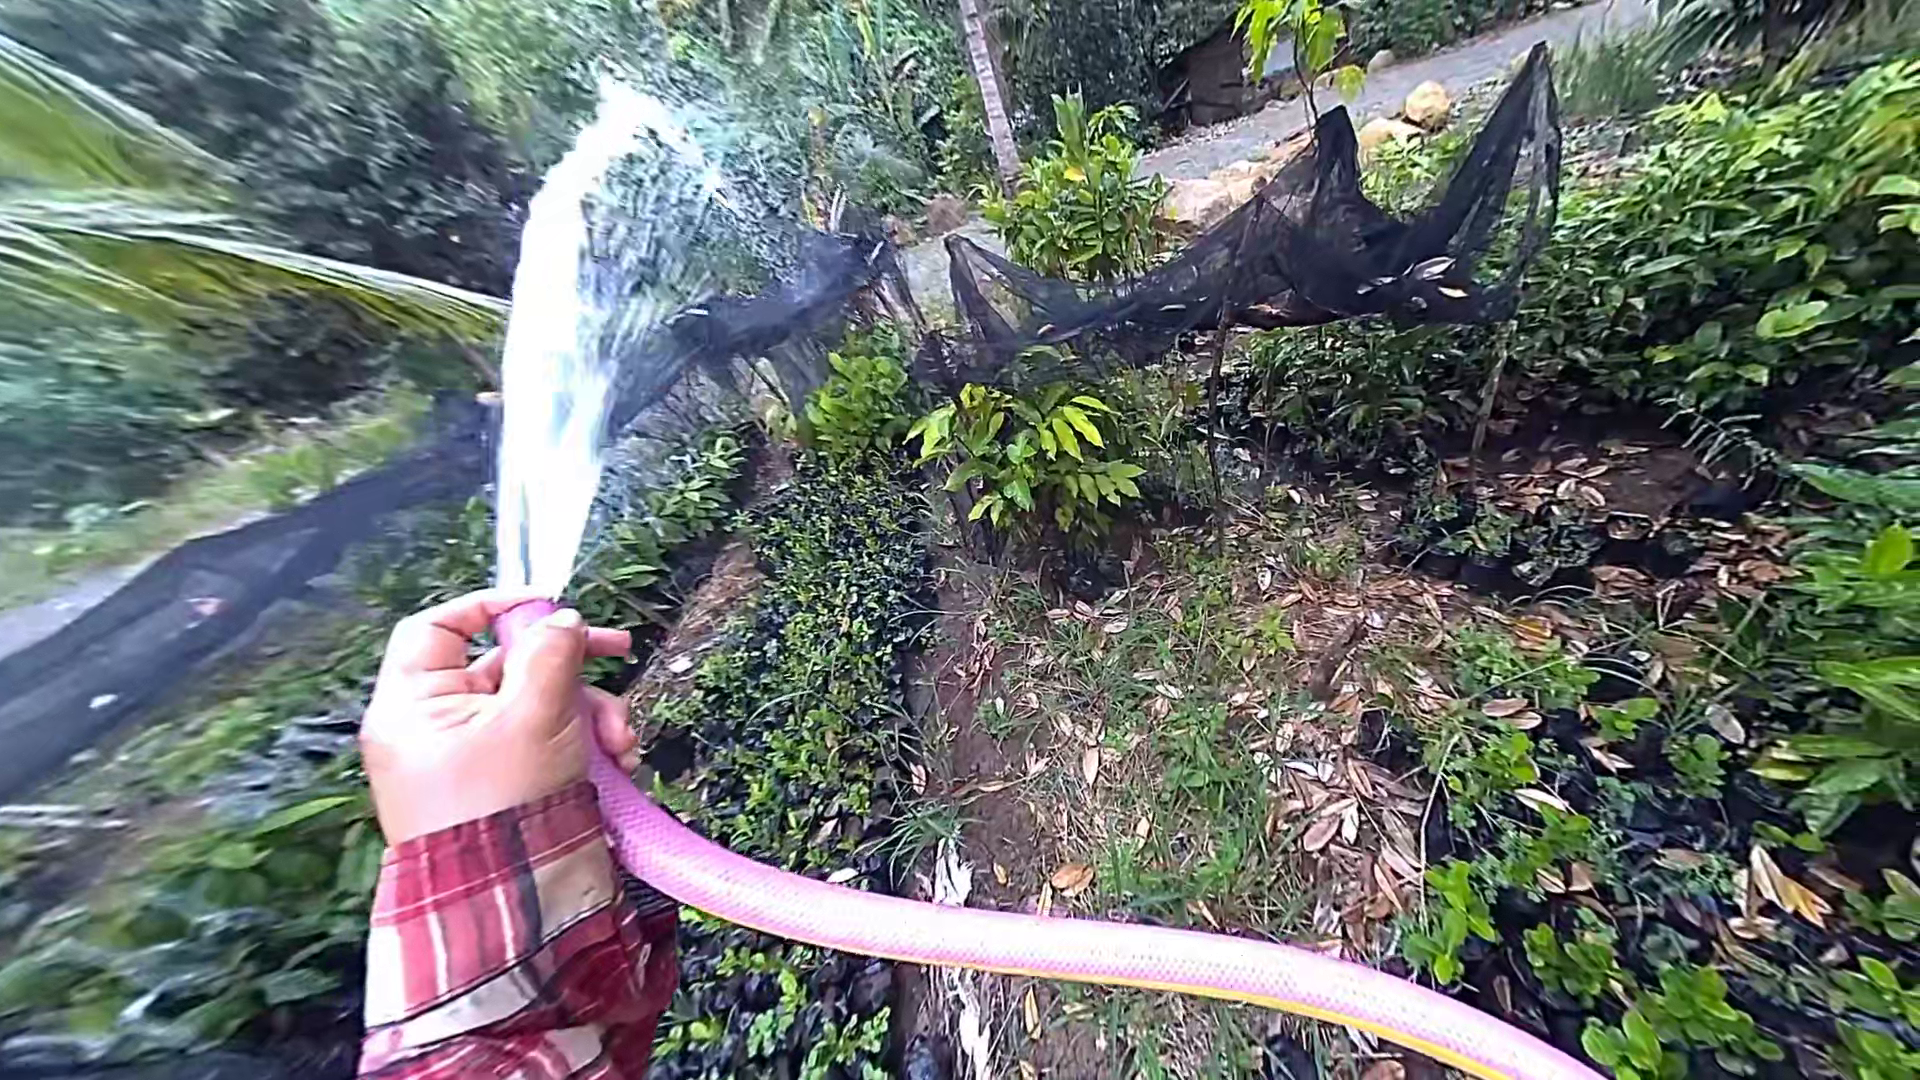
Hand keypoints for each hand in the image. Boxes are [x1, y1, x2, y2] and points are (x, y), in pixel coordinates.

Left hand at [359, 587, 640, 842]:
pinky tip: (618, 760)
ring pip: (545, 697)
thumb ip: (552, 654)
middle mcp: (444, 720)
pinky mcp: (515, 768)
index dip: (492, 604)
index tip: (548, 602)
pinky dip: (589, 737)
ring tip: (621, 741)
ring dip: (594, 709)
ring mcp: (482, 746)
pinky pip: (554, 730)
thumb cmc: (507, 797)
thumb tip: (564, 617)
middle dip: (575, 663)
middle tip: (621, 649)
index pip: (438, 627)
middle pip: (512, 661)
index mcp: (418, 704)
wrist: (514, 896)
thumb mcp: (536, 715)